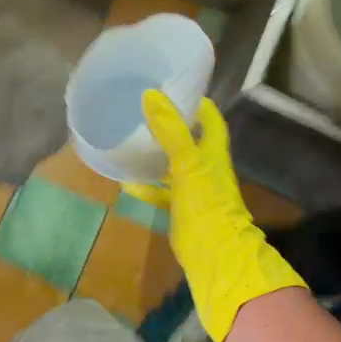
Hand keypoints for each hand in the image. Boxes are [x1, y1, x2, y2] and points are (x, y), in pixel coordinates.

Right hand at [140, 91, 305, 341]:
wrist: (214, 253)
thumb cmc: (206, 203)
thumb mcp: (186, 163)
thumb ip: (170, 130)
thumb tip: (151, 95)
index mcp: (213, 154)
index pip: (211, 121)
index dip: (199, 104)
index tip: (180, 88)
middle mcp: (206, 169)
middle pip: (191, 142)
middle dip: (173, 127)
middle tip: (147, 112)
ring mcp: (194, 191)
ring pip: (174, 167)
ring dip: (157, 156)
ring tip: (133, 141)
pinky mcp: (182, 211)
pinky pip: (162, 194)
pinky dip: (147, 188)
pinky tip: (126, 184)